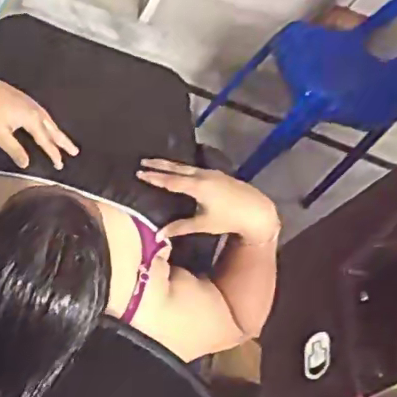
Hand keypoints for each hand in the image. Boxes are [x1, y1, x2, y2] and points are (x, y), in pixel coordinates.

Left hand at [0, 77, 78, 169]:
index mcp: (31, 119)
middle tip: (75, 152)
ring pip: (50, 121)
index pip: (45, 141)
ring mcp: (32, 103)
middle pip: (53, 130)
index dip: (53, 154)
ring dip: (58, 132)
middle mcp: (36, 111)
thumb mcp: (0, 135)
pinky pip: (44, 114)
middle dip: (63, 142)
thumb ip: (14, 150)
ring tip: (65, 142)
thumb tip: (26, 164)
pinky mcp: (27, 100)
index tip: (60, 165)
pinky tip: (48, 126)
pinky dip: (50, 123)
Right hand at [136, 159, 279, 243]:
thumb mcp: (203, 224)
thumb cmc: (229, 219)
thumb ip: (179, 227)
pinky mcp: (217, 175)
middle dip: (159, 165)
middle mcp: (203, 176)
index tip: (139, 173)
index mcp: (198, 187)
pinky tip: (178, 169)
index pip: (171, 181)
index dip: (154, 177)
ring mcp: (212, 174)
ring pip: (186, 167)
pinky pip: (194, 168)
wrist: (257, 210)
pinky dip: (181, 168)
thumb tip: (158, 235)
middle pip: (177, 168)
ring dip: (169, 165)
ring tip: (155, 162)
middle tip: (142, 161)